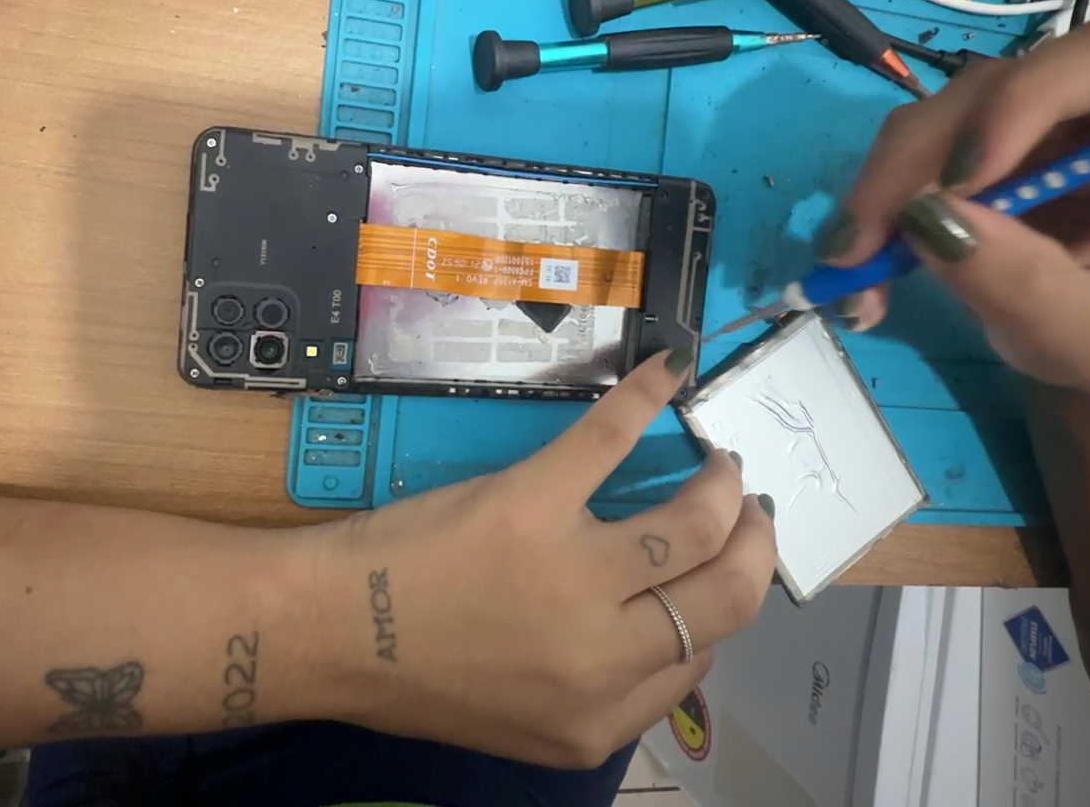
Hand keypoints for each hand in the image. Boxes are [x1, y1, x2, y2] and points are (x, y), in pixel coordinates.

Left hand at [306, 351, 775, 768]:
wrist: (335, 629)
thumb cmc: (419, 674)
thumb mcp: (528, 718)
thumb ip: (606, 691)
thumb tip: (667, 633)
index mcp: (603, 718)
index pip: (704, 656)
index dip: (723, 605)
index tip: (726, 570)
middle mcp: (605, 654)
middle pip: (725, 592)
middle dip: (753, 545)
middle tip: (749, 509)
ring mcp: (573, 572)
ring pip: (690, 523)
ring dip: (720, 486)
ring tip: (721, 464)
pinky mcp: (532, 499)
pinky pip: (610, 439)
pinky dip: (647, 398)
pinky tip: (671, 372)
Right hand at [819, 8, 1089, 389]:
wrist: (1083, 344)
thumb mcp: (1081, 332)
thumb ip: (1020, 280)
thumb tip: (922, 217)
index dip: (1027, 100)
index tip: (957, 184)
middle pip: (998, 84)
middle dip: (918, 163)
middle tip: (862, 244)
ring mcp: (1036, 114)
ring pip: (936, 112)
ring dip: (882, 185)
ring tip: (853, 263)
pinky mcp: (976, 135)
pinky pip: (906, 146)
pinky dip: (873, 199)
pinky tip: (861, 254)